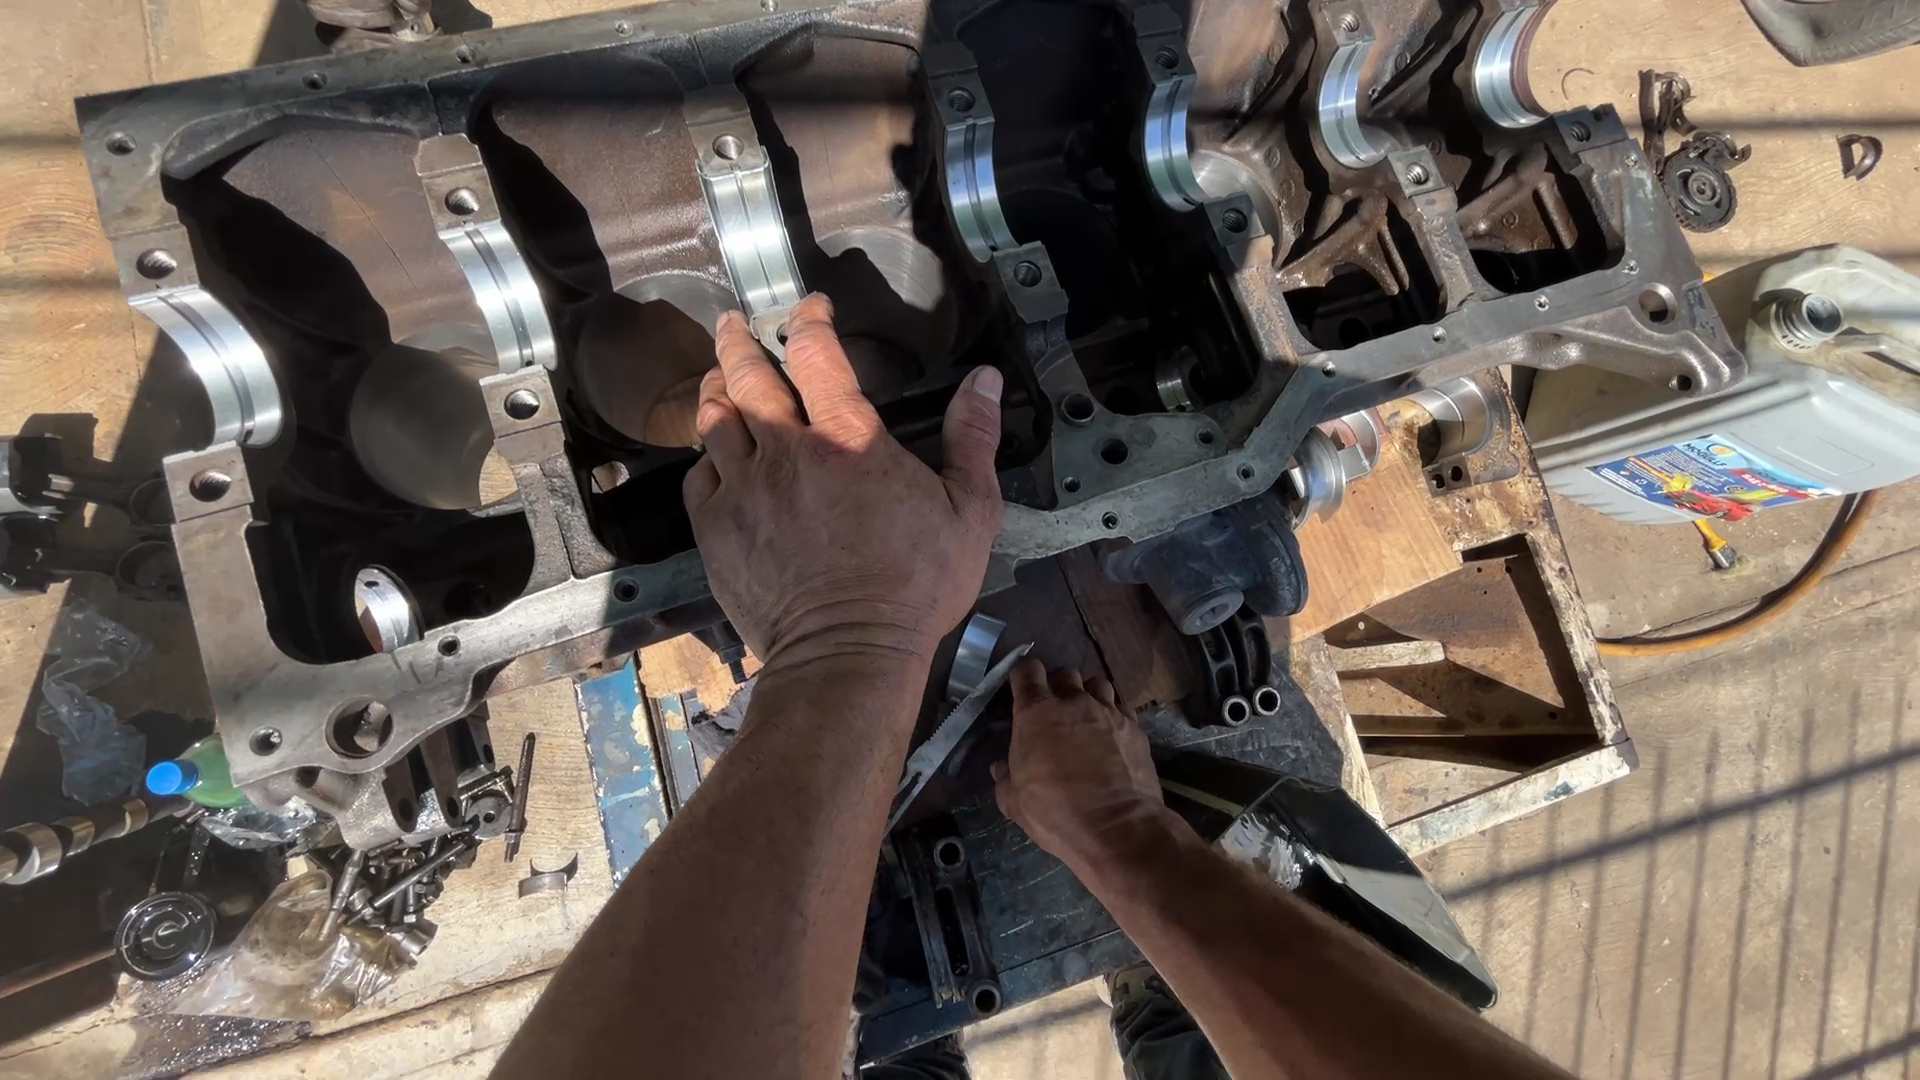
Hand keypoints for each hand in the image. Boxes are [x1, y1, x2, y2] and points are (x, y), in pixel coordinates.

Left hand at [682, 294, 1004, 668]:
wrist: (849, 652)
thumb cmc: (917, 585)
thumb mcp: (970, 511)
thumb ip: (973, 439)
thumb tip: (984, 380)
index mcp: (849, 437)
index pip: (816, 354)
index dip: (809, 320)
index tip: (809, 309)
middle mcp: (787, 450)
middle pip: (747, 375)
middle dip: (739, 341)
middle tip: (734, 325)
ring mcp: (745, 490)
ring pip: (714, 419)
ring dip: (716, 389)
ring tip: (717, 378)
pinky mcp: (718, 530)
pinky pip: (699, 477)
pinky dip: (707, 458)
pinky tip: (715, 458)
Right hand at [992, 661, 1170, 868]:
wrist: (1117, 828)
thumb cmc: (1056, 812)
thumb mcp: (1015, 802)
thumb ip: (1005, 779)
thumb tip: (1002, 768)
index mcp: (1037, 713)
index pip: (1027, 671)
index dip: (1024, 677)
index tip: (1022, 690)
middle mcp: (1073, 702)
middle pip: (1064, 674)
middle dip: (1058, 686)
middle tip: (1055, 710)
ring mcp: (1107, 711)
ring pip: (1097, 683)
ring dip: (1089, 695)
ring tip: (1087, 716)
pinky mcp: (1134, 727)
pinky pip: (1121, 706)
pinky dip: (1114, 713)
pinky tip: (1112, 732)